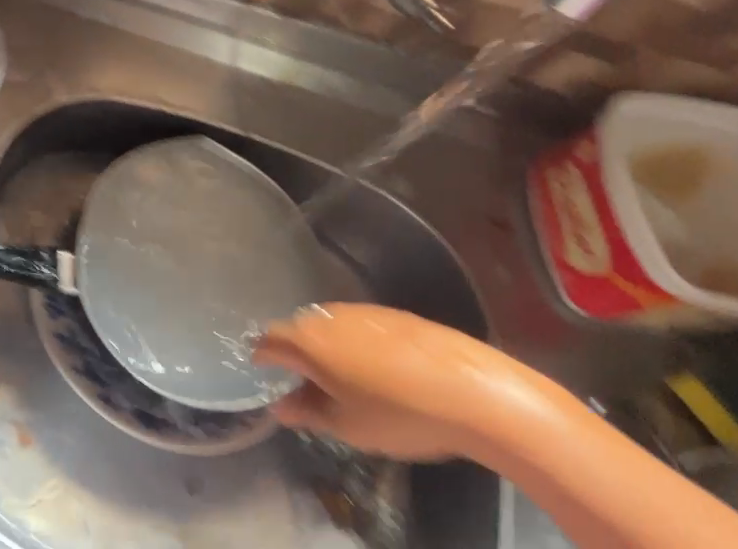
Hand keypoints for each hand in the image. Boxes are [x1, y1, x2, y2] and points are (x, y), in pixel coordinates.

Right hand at [254, 303, 567, 461]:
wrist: (476, 393)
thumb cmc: (399, 415)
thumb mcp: (347, 427)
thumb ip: (307, 412)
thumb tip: (280, 405)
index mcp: (306, 341)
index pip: (267, 342)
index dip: (261, 359)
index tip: (263, 376)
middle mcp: (327, 316)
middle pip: (297, 329)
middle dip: (295, 353)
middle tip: (305, 384)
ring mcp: (364, 311)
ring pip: (330, 326)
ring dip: (328, 348)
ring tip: (344, 379)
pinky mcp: (396, 315)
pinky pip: (360, 327)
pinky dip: (357, 345)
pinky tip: (381, 371)